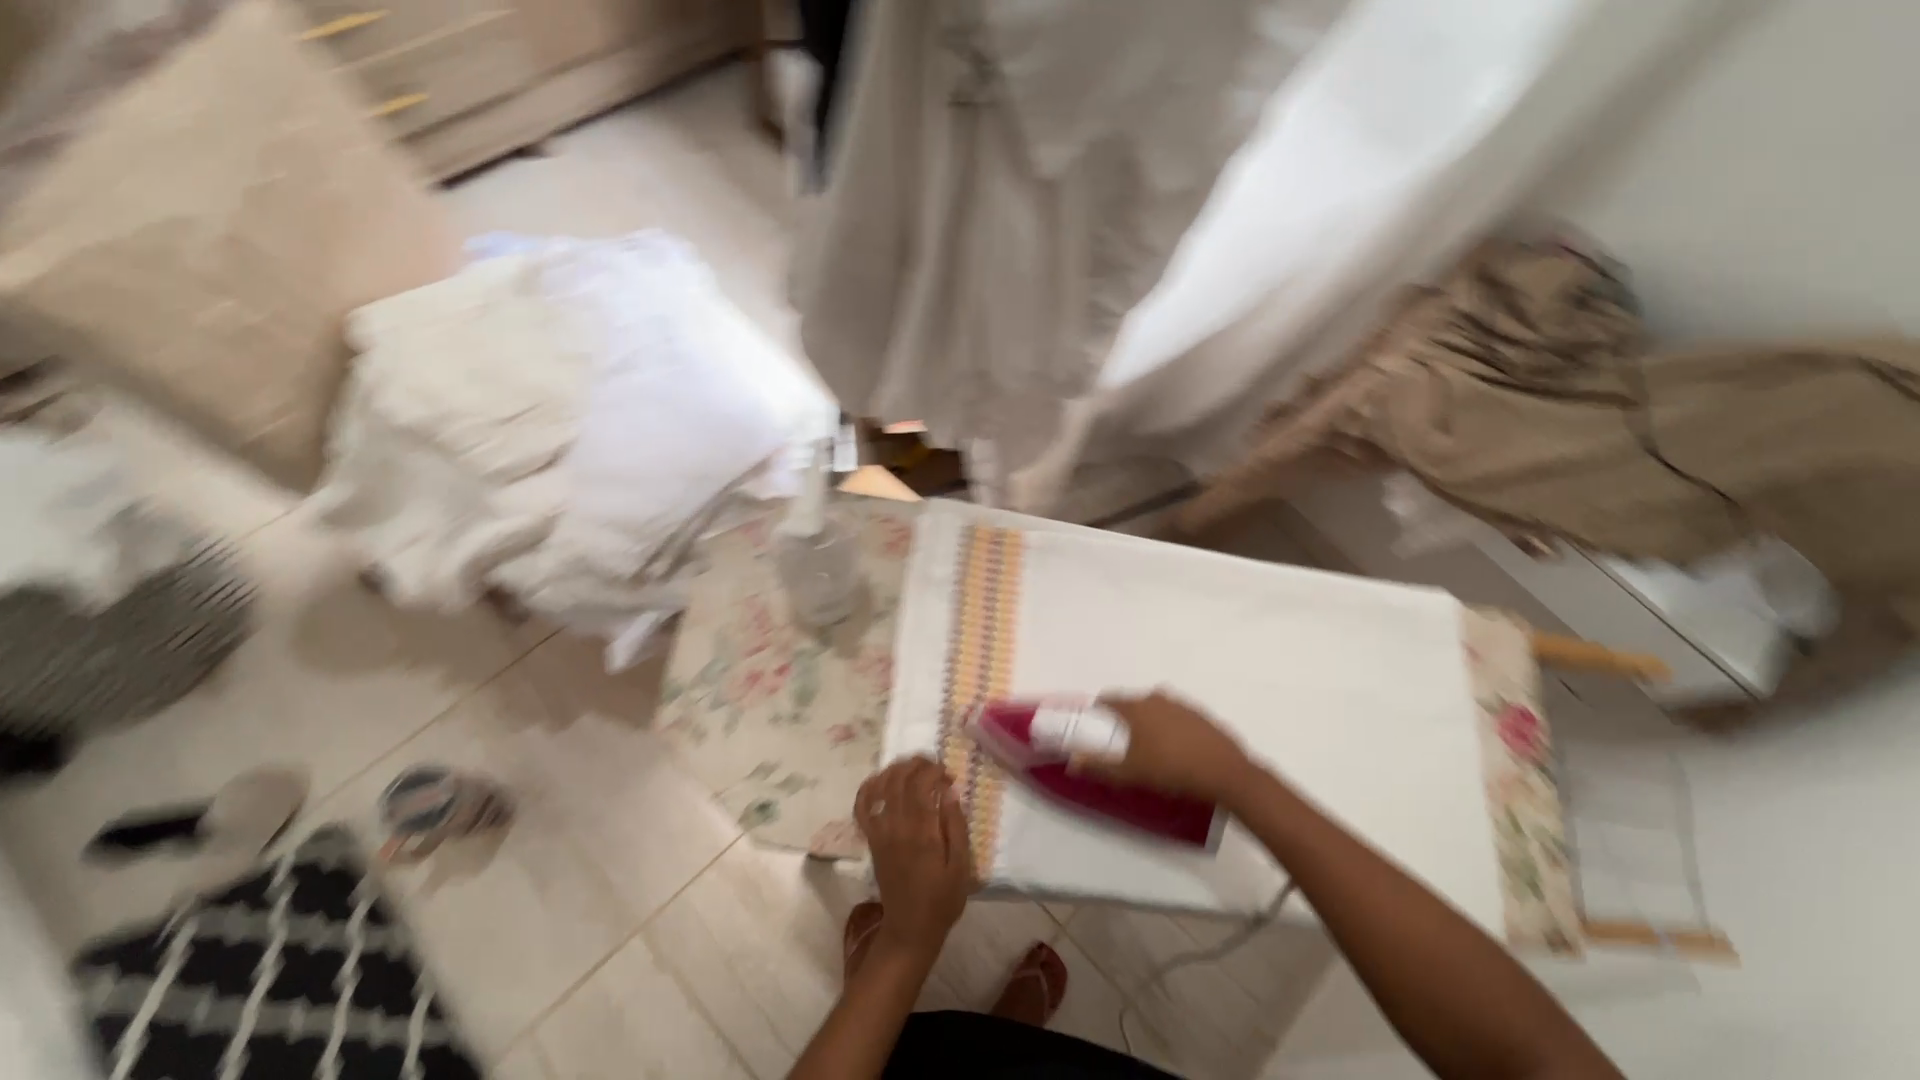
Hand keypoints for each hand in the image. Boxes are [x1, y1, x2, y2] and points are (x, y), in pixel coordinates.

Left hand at [854, 757, 972, 959]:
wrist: (910, 928)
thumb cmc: (942, 899)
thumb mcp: (961, 866)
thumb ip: (956, 827)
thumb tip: (950, 791)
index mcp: (921, 833)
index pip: (920, 784)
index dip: (933, 771)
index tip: (949, 776)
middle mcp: (896, 827)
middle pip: (898, 779)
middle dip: (916, 764)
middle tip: (935, 768)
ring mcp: (879, 832)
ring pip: (880, 787)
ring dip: (896, 770)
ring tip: (914, 769)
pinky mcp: (872, 840)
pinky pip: (862, 807)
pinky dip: (869, 788)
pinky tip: (882, 782)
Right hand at [1081, 690, 1260, 802]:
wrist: (1226, 774)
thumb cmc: (1171, 769)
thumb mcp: (1130, 773)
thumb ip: (1098, 765)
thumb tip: (1073, 761)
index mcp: (1138, 707)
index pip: (1109, 699)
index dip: (1098, 710)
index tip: (1094, 725)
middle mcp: (1159, 698)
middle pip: (1133, 703)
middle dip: (1125, 718)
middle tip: (1121, 742)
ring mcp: (1184, 705)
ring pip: (1157, 709)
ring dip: (1150, 722)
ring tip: (1150, 748)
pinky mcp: (1204, 717)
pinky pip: (1178, 718)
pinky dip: (1172, 729)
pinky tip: (1176, 750)